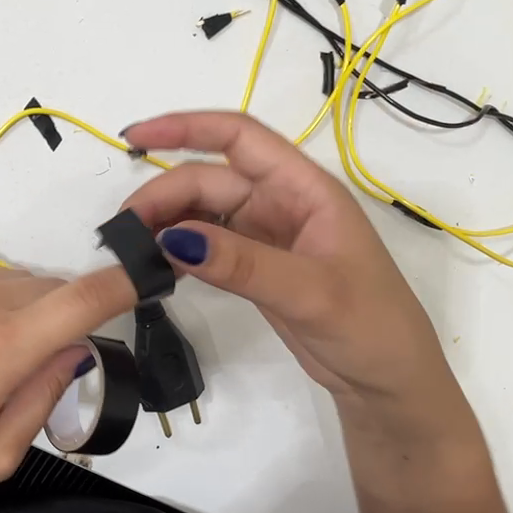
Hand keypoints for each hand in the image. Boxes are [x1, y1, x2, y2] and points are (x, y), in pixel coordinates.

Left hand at [0, 257, 136, 512]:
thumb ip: (48, 392)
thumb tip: (76, 347)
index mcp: (3, 345)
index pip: (87, 296)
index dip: (127, 283)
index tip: (149, 281)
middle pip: (53, 287)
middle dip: (66, 316)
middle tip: (43, 364)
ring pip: (17, 279)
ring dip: (27, 306)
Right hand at [120, 111, 445, 403]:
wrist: (388, 383)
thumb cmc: (372, 327)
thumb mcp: (313, 293)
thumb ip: (244, 264)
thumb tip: (173, 239)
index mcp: (305, 188)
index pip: (239, 138)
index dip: (187, 128)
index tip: (136, 138)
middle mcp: (280, 202)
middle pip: (209, 179)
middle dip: (164, 195)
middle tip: (124, 231)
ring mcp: (264, 235)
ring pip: (201, 212)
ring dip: (165, 222)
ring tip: (130, 248)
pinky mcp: (252, 266)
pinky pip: (204, 246)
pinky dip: (177, 251)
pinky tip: (155, 265)